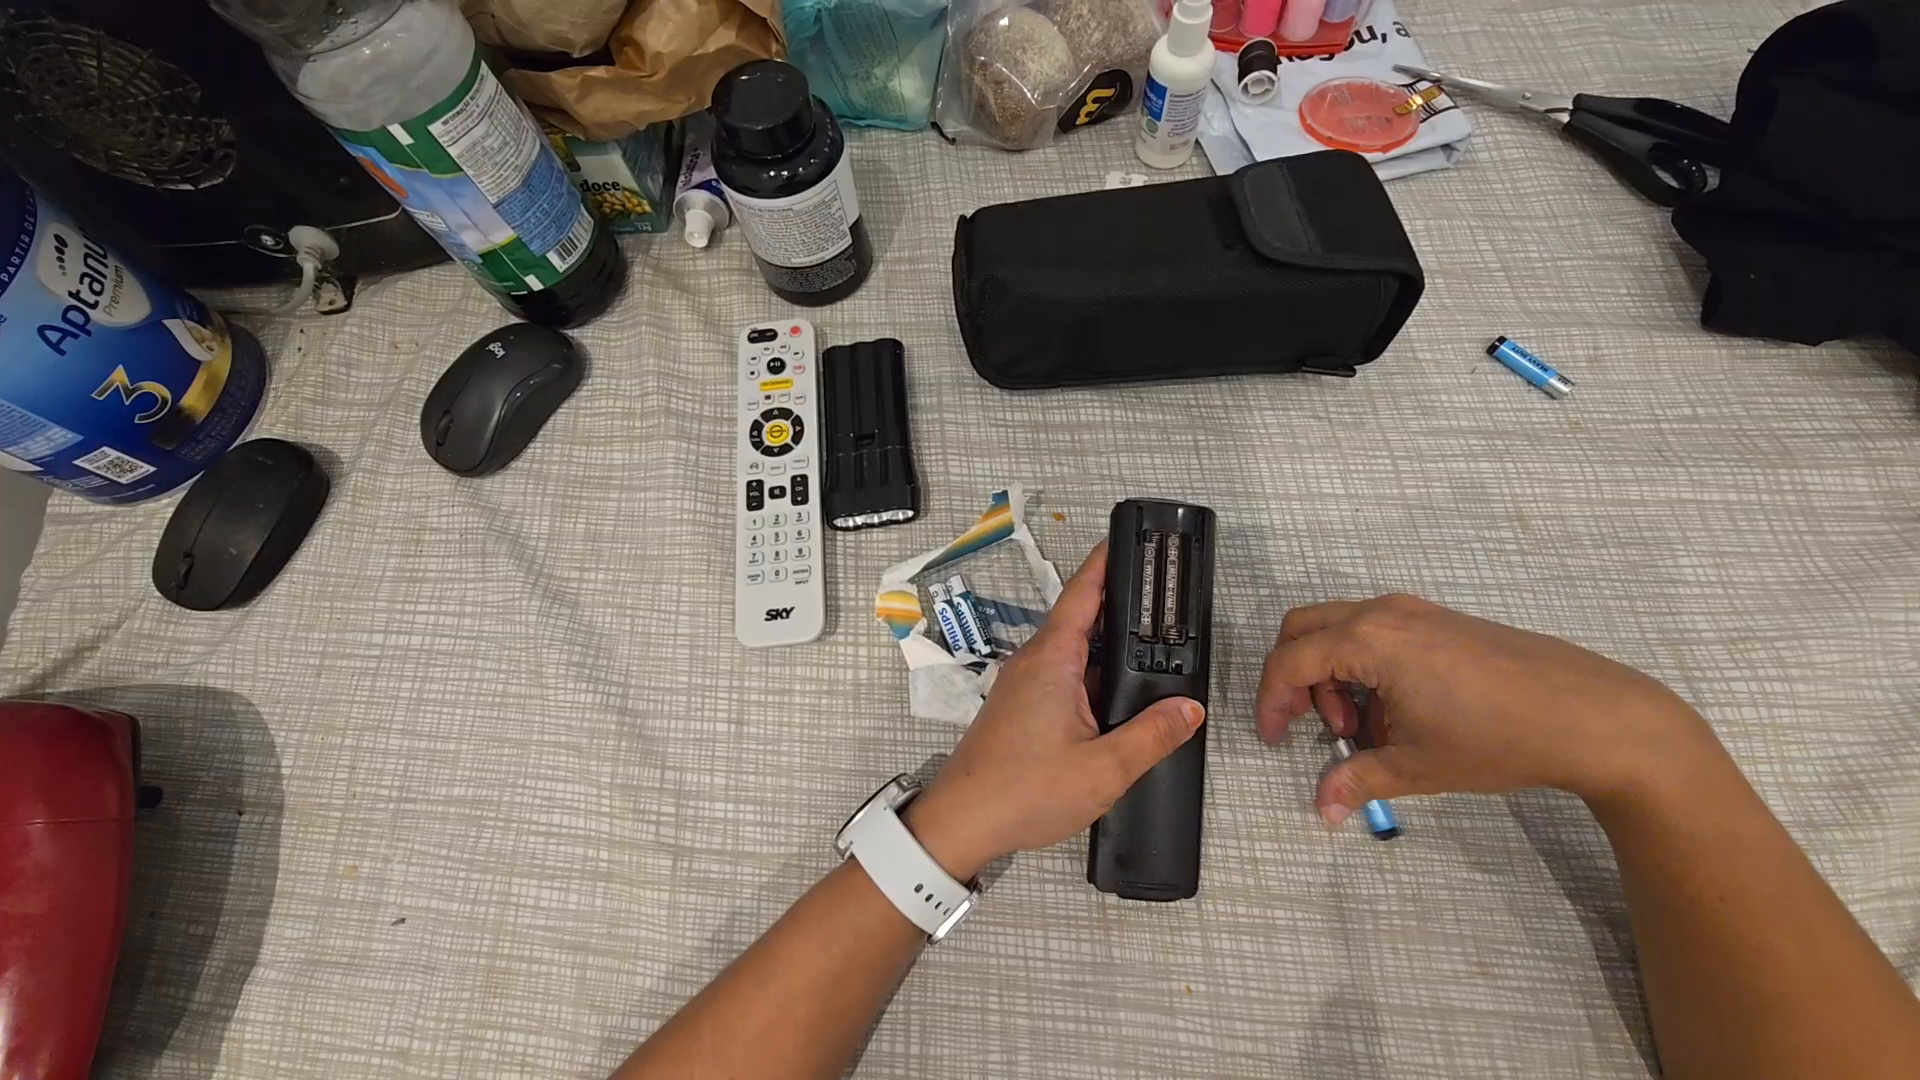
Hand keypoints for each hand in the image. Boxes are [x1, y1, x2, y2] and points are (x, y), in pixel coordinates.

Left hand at [905, 541, 1205, 880]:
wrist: (961, 821)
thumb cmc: (1025, 791)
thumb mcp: (1102, 769)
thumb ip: (1151, 735)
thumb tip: (1189, 708)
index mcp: (1052, 659)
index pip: (1082, 593)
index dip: (1107, 561)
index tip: (1130, 537)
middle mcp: (1034, 660)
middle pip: (1081, 617)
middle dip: (1121, 605)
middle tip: (1164, 598)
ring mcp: (1022, 682)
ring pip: (1073, 650)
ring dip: (1108, 646)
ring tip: (1153, 645)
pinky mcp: (1019, 705)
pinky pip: (1062, 674)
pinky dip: (1092, 672)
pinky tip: (1117, 692)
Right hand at [1253, 594, 1727, 822]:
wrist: (1598, 716)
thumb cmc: (1499, 738)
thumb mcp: (1419, 765)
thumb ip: (1359, 781)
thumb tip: (1322, 810)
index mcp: (1368, 640)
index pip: (1290, 662)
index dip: (1271, 702)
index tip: (1274, 739)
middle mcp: (1382, 613)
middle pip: (1301, 629)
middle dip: (1294, 678)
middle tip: (1314, 726)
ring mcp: (1413, 611)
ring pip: (1336, 628)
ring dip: (1331, 673)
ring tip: (1367, 726)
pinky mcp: (1438, 619)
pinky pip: (1373, 631)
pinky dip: (1362, 664)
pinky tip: (1397, 708)